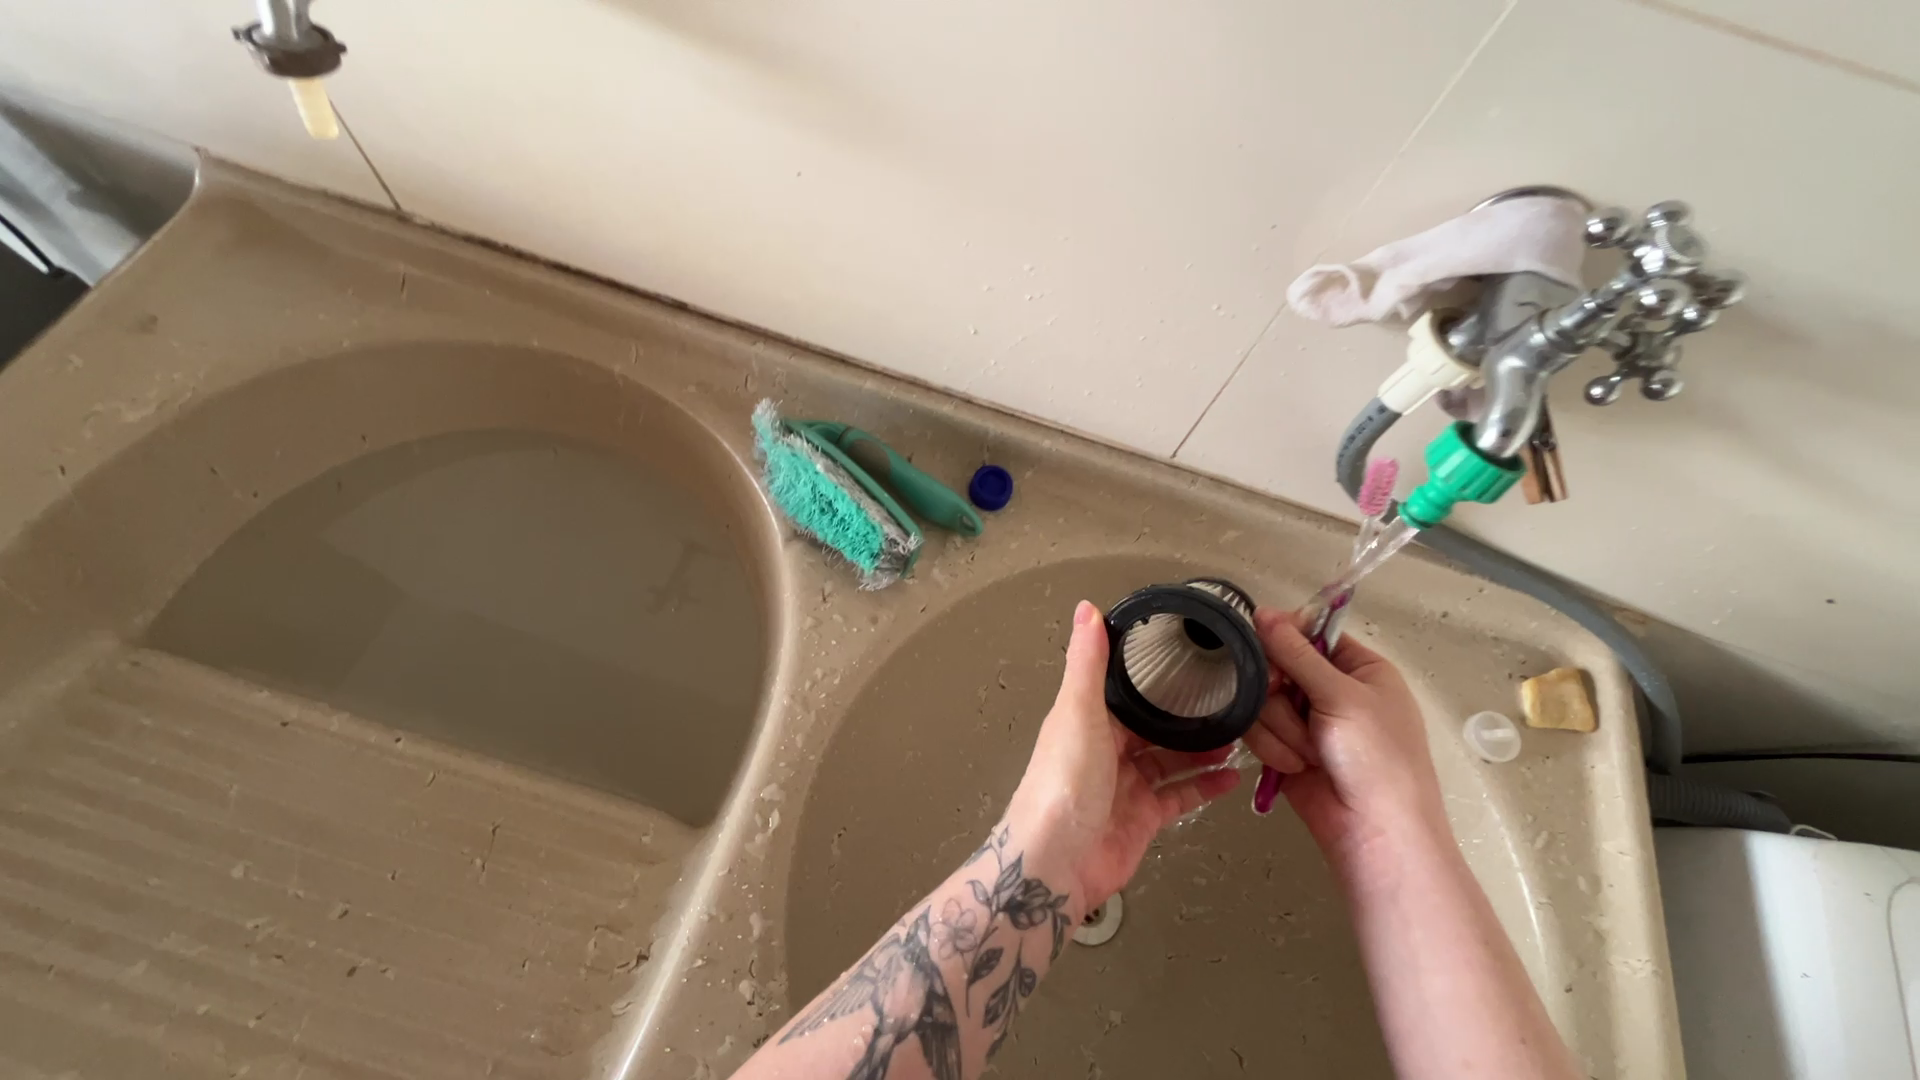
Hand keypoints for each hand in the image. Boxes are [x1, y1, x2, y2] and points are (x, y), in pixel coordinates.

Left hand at [1005, 601, 1241, 913]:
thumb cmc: (1063, 782)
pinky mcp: (1142, 818)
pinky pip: (1179, 796)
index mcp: (1086, 719)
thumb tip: (1086, 608)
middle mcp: (1105, 750)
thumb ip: (1088, 662)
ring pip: (1169, 760)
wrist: (1058, 862)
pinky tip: (1232, 777)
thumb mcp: (1078, 711)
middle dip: (1184, 717)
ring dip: (1199, 749)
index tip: (1187, 661)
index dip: (1152, 678)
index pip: (1123, 692)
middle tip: (1226, 702)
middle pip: (1151, 728)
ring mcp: (1125, 786)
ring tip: (1238, 734)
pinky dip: (1204, 787)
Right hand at [1246, 608, 1449, 870]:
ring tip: (1308, 754)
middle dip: (1281, 694)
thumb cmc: (1377, 758)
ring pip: (1262, 700)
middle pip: (1277, 666)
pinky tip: (1295, 767)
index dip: (1285, 639)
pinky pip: (1257, 729)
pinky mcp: (1283, 747)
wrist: (1375, 833)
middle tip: (1289, 704)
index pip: (1310, 633)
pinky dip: (1273, 748)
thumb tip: (1263, 611)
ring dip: (1280, 729)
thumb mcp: (1342, 697)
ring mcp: (1306, 720)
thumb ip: (1297, 654)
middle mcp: (1331, 690)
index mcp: (1359, 669)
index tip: (1269, 652)